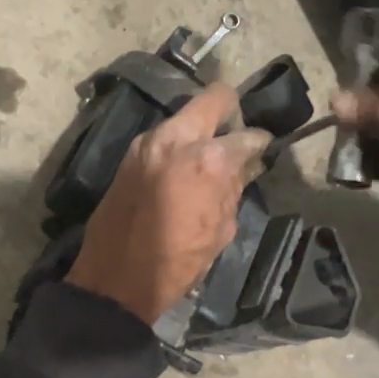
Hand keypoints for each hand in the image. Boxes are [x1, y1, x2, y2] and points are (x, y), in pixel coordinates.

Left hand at [66, 85, 271, 324]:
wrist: (116, 279)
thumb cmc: (177, 262)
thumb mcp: (220, 229)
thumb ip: (234, 189)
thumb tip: (244, 167)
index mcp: (208, 159)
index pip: (246, 136)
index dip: (260, 144)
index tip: (262, 150)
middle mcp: (176, 138)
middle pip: (213, 98)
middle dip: (230, 113)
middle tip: (234, 139)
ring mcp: (148, 142)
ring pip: (184, 118)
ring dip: (200, 132)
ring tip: (206, 162)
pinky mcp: (129, 154)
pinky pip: (164, 138)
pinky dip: (178, 147)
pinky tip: (182, 173)